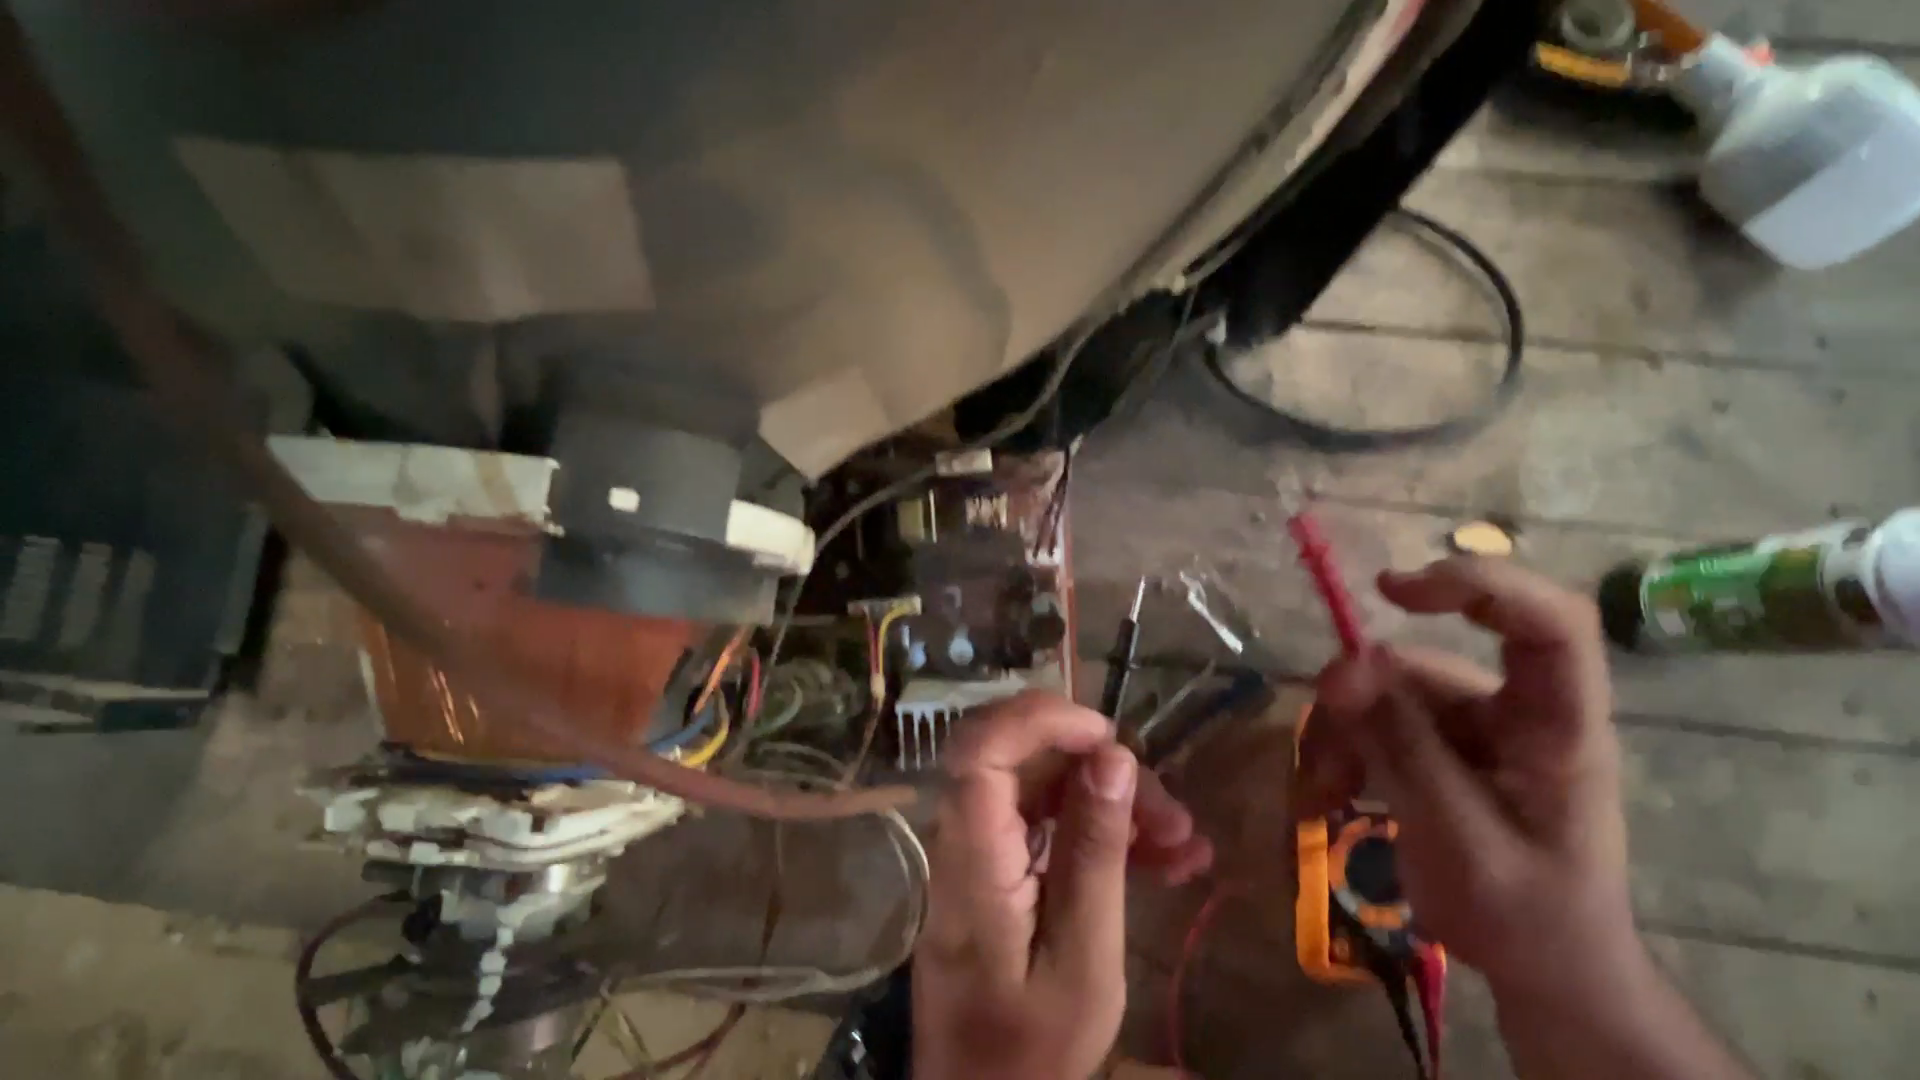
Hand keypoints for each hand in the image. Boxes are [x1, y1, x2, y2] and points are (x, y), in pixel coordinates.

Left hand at [912, 692, 1213, 1079]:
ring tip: (1184, 843)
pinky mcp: (999, 874)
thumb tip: (1112, 757)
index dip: (1037, 720)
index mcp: (972, 863)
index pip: (978, 751)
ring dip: (1114, 804)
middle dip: (1101, 771)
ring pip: (1042, 792)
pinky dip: (1102, 835)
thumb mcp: (1083, 962)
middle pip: (1021, 765)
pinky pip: (1048, 829)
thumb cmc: (1033, 1051)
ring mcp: (980, 857)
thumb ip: (1093, 856)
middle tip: (1173, 813)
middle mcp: (965, 844)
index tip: (1107, 735)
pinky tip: (1165, 859)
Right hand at [1301, 557, 1637, 998]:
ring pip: (1387, 697)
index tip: (1390, 591)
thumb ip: (1406, 751)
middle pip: (1426, 667)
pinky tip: (1326, 794)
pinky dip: (1344, 753)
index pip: (1548, 622)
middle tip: (1316, 750)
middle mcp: (1515, 711)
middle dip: (1359, 702)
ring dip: (1341, 738)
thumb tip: (1342, 670)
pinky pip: (1376, 727)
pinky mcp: (1441, 750)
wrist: (1545, 974)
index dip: (1478, 586)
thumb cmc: (1527, 917)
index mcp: (1558, 725)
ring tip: (1318, 792)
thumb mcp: (1462, 840)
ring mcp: (1474, 730)